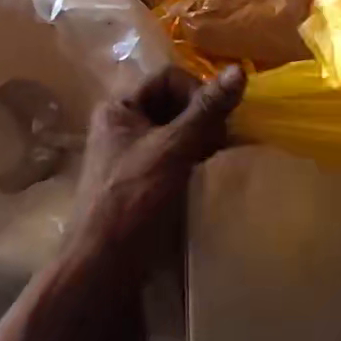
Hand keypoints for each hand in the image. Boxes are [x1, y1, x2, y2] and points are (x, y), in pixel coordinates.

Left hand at [70, 66, 245, 257]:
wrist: (101, 271)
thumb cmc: (132, 202)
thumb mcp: (172, 150)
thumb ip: (206, 111)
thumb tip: (238, 70)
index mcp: (119, 108)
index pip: (169, 78)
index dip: (196, 92)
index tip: (214, 122)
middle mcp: (123, 126)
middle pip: (174, 104)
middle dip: (202, 120)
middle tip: (219, 144)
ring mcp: (131, 156)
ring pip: (177, 133)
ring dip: (201, 143)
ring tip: (216, 162)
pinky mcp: (142, 183)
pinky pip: (175, 158)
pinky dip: (194, 163)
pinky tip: (208, 178)